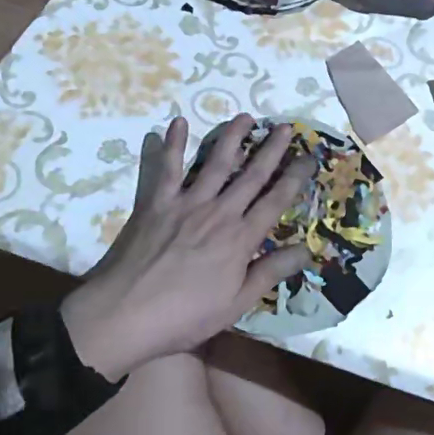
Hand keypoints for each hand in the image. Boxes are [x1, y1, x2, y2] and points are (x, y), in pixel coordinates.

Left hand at [59, 115, 315, 380]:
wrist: (124, 314)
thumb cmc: (184, 317)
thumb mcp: (236, 304)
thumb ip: (270, 272)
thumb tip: (307, 250)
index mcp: (240, 239)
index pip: (275, 201)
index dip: (294, 177)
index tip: (309, 157)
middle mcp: (218, 212)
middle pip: (251, 174)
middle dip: (271, 149)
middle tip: (284, 127)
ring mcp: (186, 203)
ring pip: (215, 163)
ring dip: (232, 137)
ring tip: (245, 117)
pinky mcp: (156, 202)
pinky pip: (167, 167)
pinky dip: (173, 144)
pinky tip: (178, 123)